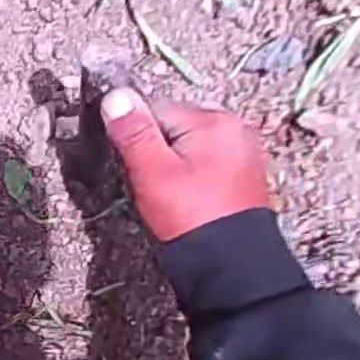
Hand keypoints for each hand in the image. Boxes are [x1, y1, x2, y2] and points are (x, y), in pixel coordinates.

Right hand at [99, 88, 270, 241]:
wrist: (229, 264)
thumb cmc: (190, 216)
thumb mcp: (152, 171)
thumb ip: (133, 132)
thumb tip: (115, 96)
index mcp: (214, 121)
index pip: (155, 109)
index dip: (135, 138)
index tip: (135, 166)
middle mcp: (234, 129)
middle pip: (174, 127)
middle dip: (156, 150)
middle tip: (152, 183)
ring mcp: (242, 152)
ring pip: (188, 146)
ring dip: (173, 164)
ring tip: (170, 195)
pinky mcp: (243, 175)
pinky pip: (206, 163)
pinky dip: (191, 176)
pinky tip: (186, 198)